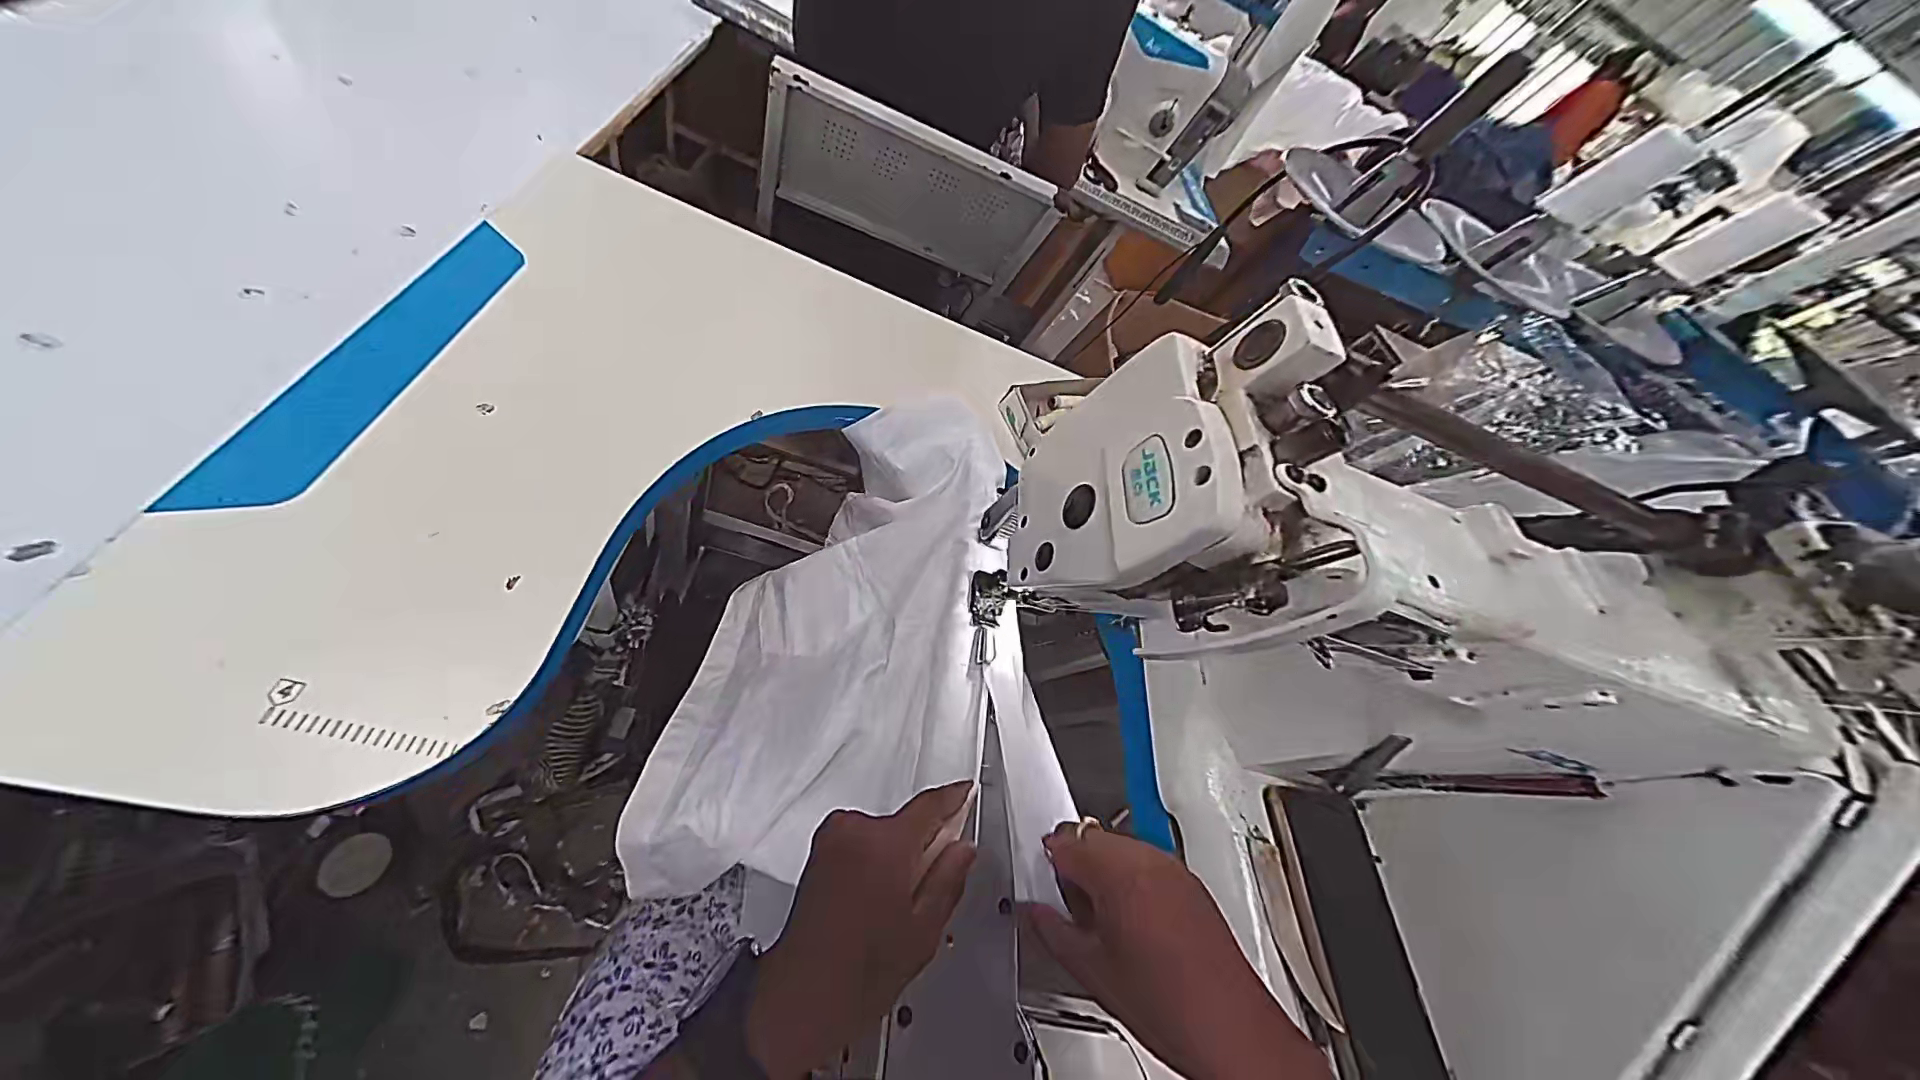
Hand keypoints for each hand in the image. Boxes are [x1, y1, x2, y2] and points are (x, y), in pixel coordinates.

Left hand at [746, 782, 976, 1076]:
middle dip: (922, 843)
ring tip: (892, 904)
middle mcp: (855, 830)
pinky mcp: (818, 848)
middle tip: (930, 883)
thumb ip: (949, 878)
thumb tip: (962, 850)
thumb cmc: (857, 973)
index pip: (930, 804)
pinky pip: (859, 838)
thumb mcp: (924, 930)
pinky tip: (871, 898)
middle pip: (905, 821)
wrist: (804, 993)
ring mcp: (832, 837)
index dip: (954, 798)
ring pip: (882, 832)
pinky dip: (871, 856)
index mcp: (886, 845)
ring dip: (894, 852)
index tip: (965, 792)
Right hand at [1023, 822, 1328, 1079]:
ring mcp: (1173, 868)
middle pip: (1092, 837)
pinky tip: (1131, 921)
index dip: (1046, 860)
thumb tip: (1035, 911)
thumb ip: (1051, 929)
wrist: (1234, 1034)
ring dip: (1103, 869)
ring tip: (1101, 918)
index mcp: (1117, 873)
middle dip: (1076, 863)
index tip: (1042, 878)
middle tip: (1068, 903)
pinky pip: (1147, 861)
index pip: (1065, 840)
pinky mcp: (1190, 881)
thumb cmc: (1174, 1008)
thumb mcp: (1091, 970)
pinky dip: (1131, 877)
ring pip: (1120, 846)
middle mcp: (1148, 859)